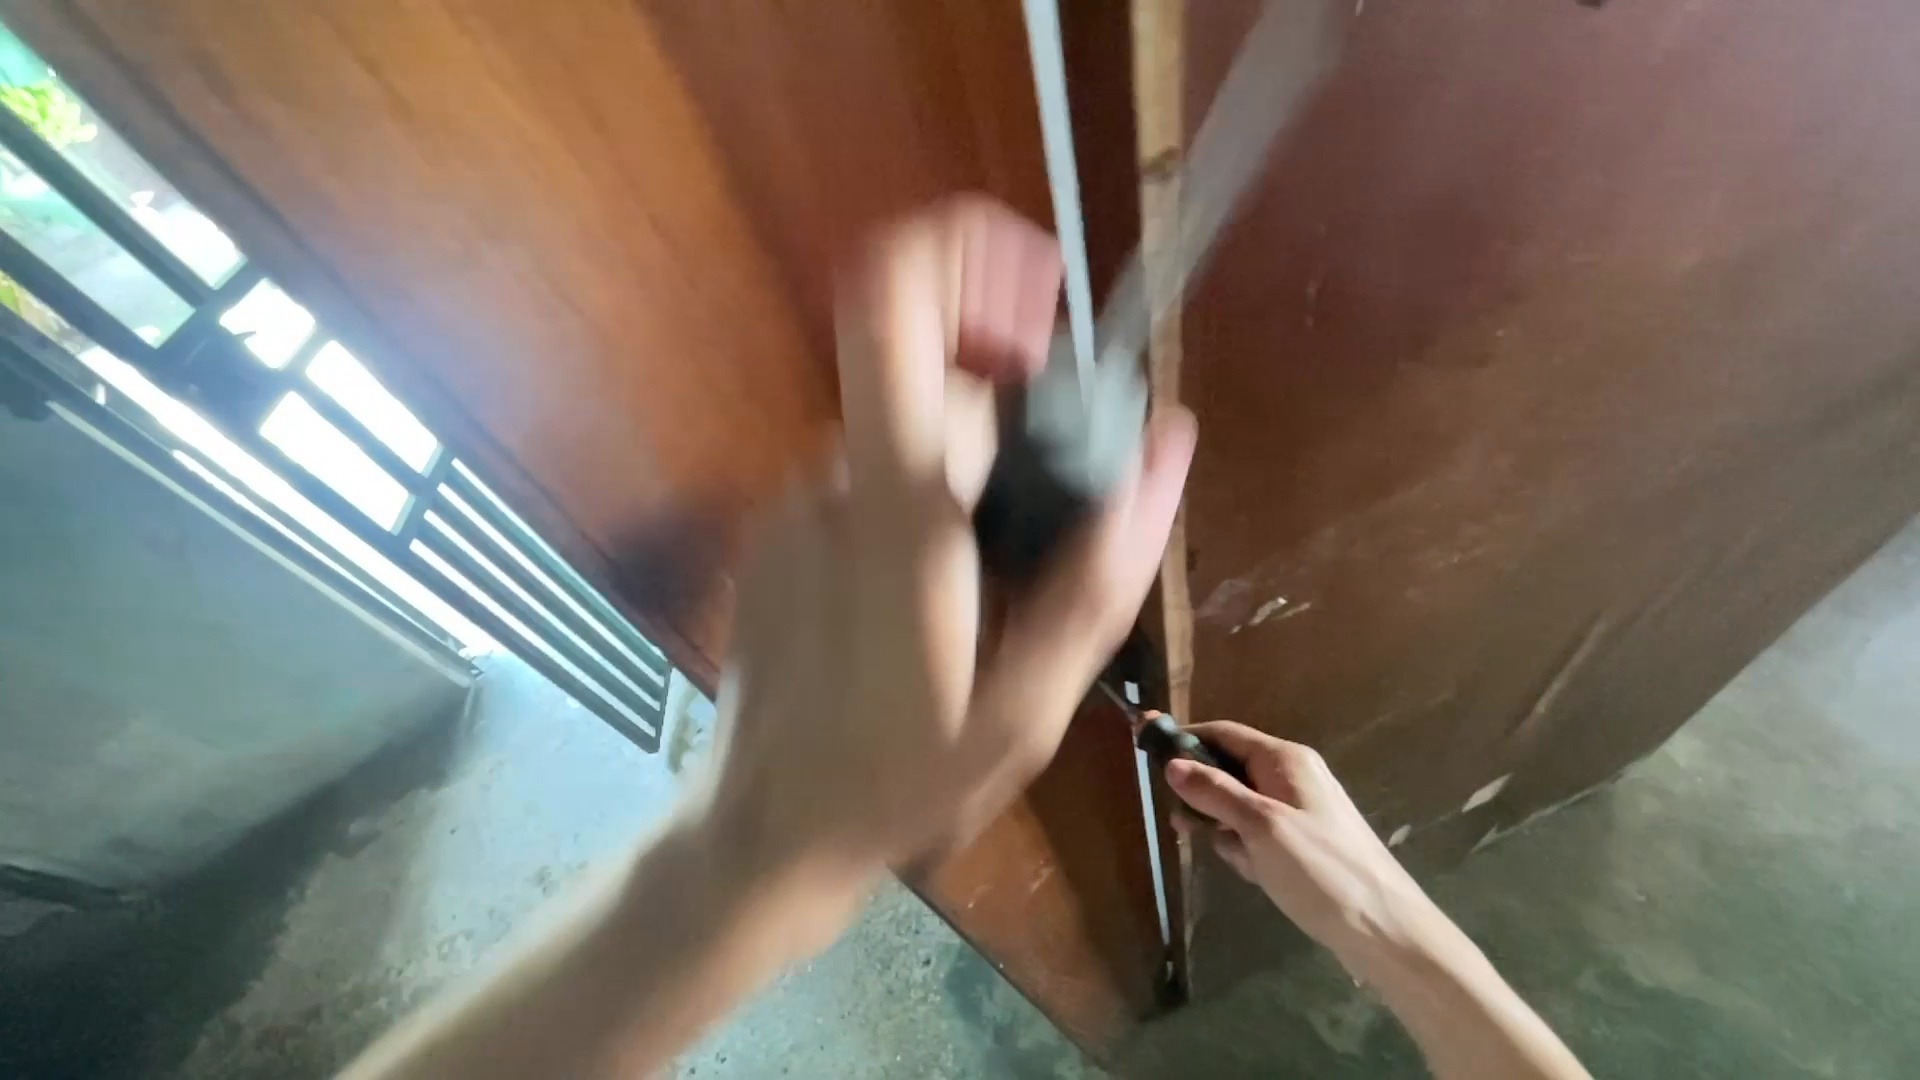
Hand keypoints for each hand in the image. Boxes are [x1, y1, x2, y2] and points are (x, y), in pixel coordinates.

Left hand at [702, 196, 1195, 886]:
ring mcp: (793, 505)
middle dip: (1003, 409)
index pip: (894, 309)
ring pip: (900, 437)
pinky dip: (914, 501)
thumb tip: (1167, 452)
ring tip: (987, 577)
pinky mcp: (777, 532)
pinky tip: (926, 593)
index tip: (1035, 300)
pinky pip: (863, 479)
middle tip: (1047, 502)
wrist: (766, 825)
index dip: (961, 256)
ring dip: (961, 471)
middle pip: (928, 380)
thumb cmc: (902, 777)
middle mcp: (832, 481)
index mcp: (898, 509)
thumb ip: (1103, 572)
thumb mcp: (1029, 704)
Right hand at [1166, 722, 1442, 978]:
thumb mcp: (1261, 827)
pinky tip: (1248, 870)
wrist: (1389, 934)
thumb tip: (1171, 763)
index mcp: (1284, 760)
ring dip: (1219, 822)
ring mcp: (1297, 811)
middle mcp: (1291, 777)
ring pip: (1238, 803)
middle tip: (1176, 815)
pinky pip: (1255, 831)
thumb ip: (1215, 792)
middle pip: (1228, 767)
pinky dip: (1242, 846)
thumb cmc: (1323, 871)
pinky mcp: (1301, 844)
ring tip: (1213, 847)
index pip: (1223, 733)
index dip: (1184, 737)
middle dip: (1200, 789)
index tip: (1145, 743)